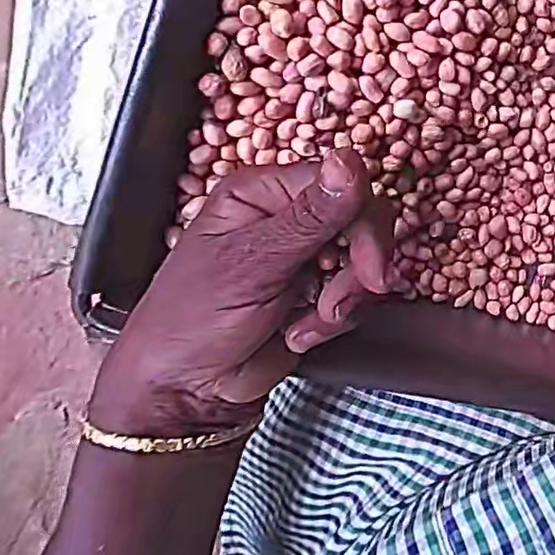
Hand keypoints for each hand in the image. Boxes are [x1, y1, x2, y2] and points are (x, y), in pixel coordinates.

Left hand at [89, 149, 397, 437]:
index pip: (342, 184)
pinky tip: (299, 332)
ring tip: (308, 323)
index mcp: (264, 192)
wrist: (184, 392)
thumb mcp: (253, 264)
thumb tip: (351, 161)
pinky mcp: (318, 289)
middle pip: (362, 219)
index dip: (363, 223)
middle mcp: (289, 215)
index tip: (370, 267)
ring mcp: (306, 253)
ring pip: (364, 259)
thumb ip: (310, 216)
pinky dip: (336, 319)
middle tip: (336, 303)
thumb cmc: (192, 320)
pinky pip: (356, 293)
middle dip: (358, 268)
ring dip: (345, 298)